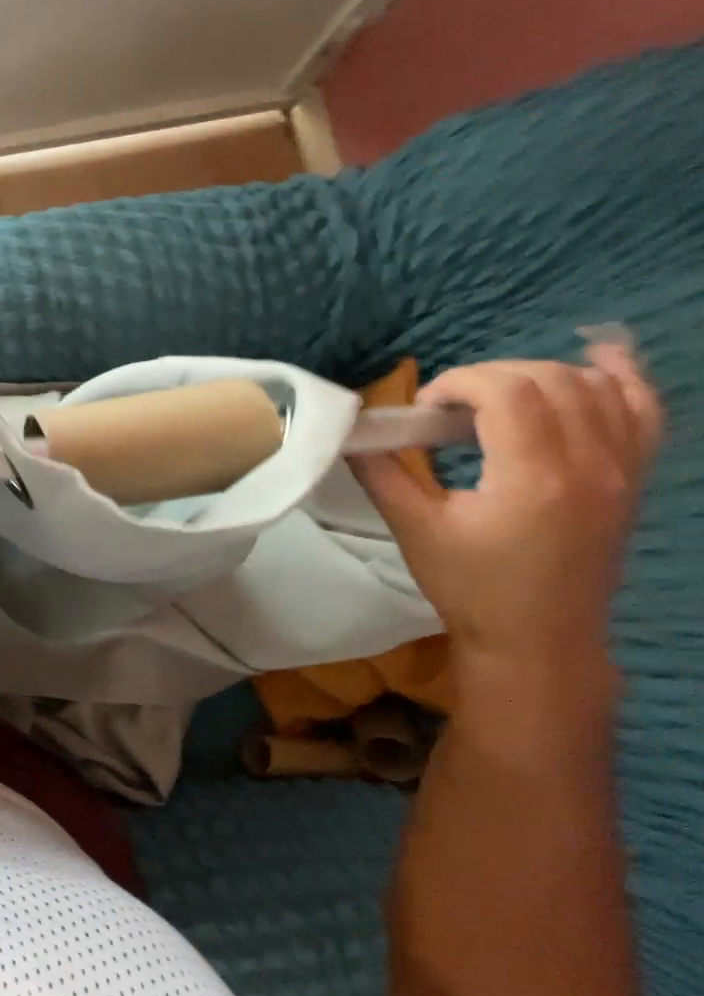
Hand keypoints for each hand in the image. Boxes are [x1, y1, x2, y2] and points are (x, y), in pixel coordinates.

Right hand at [351, 345, 661, 669]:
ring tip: (495, 399)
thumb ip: (383, 474)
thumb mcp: (414, 530)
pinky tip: (596, 358)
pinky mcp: (634, 477)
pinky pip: (644, 409)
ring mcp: (623, 469)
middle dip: (490, 376)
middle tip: (448, 408)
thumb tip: (352, 435)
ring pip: (596, 386)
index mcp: (533, 478)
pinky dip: (621, 377)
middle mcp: (590, 464)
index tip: (423, 410)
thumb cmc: (470, 586)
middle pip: (550, 379)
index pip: (508, 392)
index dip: (458, 383)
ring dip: (540, 374)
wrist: (538, 637)